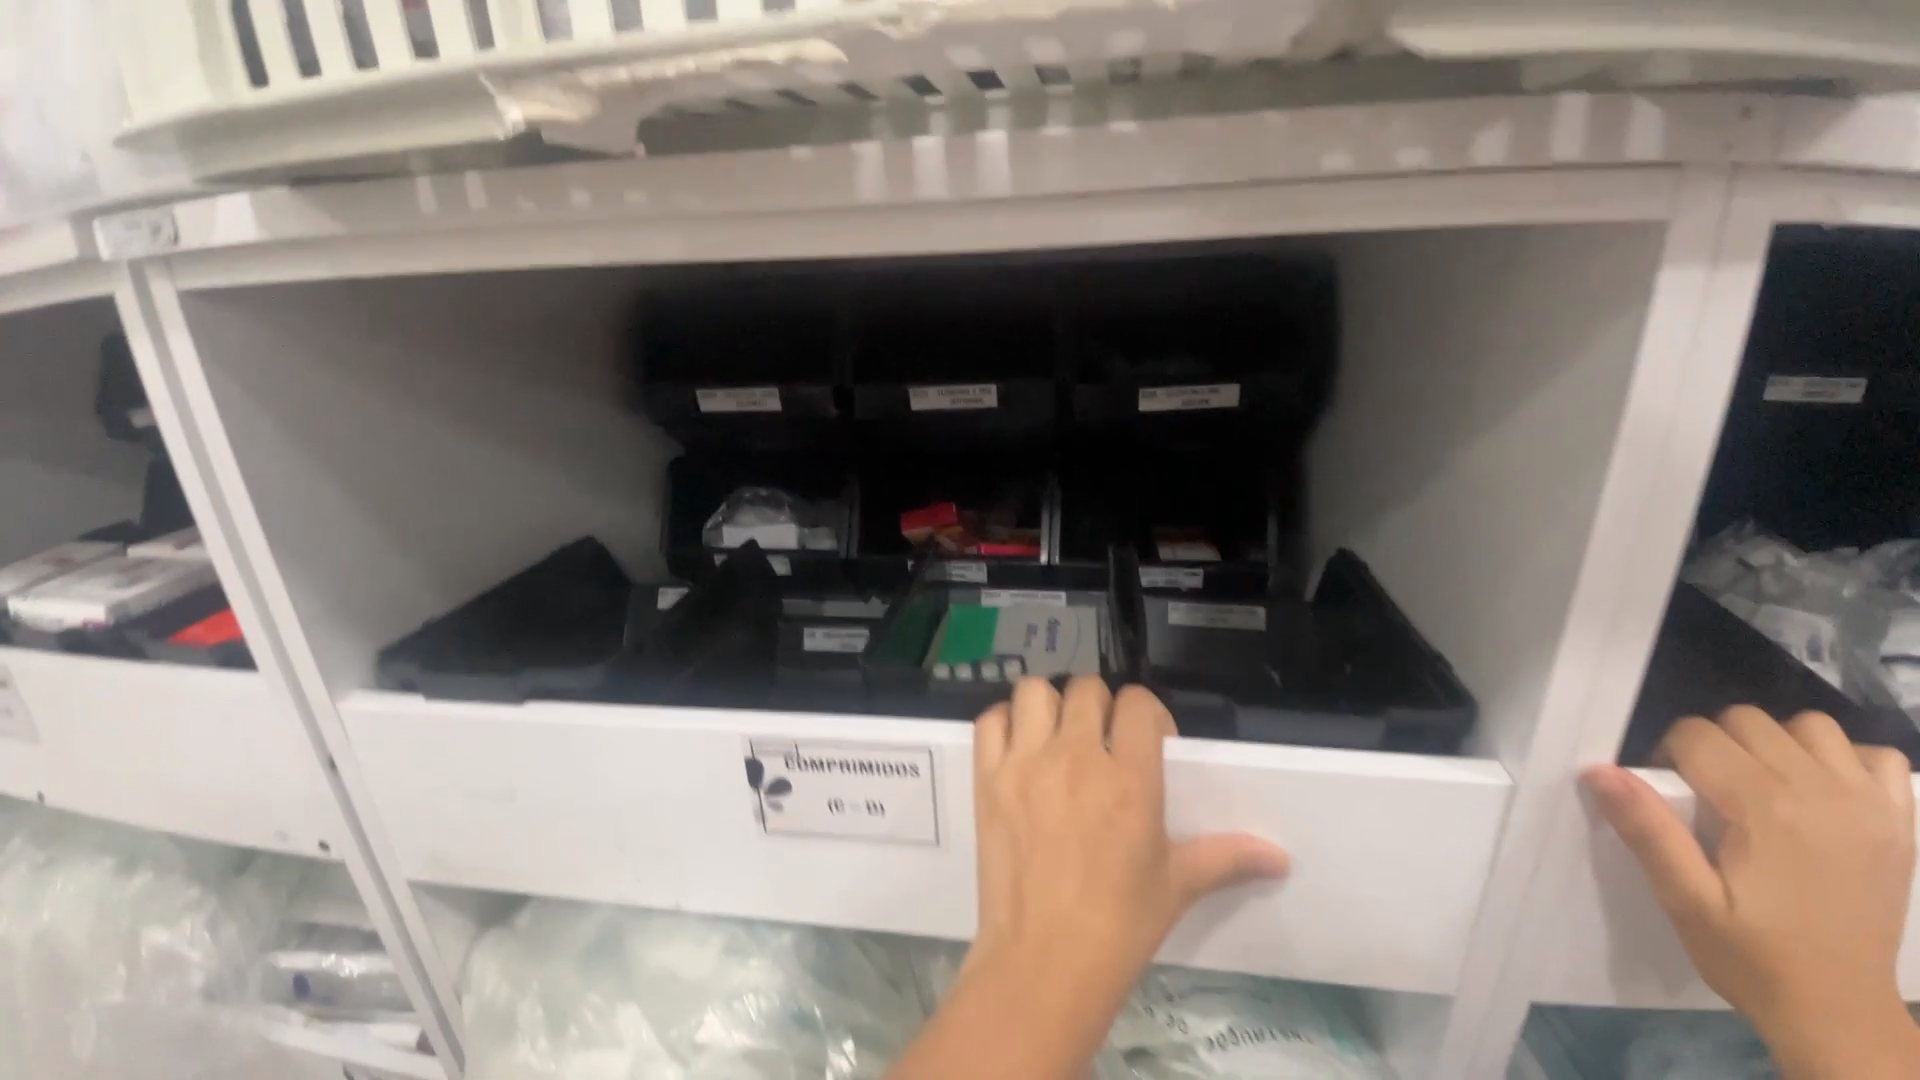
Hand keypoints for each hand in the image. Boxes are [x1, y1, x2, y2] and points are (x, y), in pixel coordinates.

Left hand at [968, 677, 1289, 991]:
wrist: (1044, 959)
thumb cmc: (1119, 924)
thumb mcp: (1176, 885)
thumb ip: (1225, 857)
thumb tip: (1279, 856)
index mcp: (1131, 778)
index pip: (1139, 703)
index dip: (1146, 714)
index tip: (1148, 741)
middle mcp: (1077, 757)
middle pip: (1087, 689)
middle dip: (1100, 708)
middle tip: (1101, 741)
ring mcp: (1026, 764)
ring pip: (1035, 692)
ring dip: (1049, 706)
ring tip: (1057, 738)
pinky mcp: (987, 779)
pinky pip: (990, 721)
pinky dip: (1003, 723)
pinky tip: (1018, 749)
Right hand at [1586, 707, 1918, 1076]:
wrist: (1838, 1010)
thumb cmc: (1749, 954)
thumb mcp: (1683, 898)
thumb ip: (1647, 829)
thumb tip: (1599, 770)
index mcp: (1765, 809)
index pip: (1696, 736)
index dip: (1666, 756)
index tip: (1667, 797)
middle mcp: (1824, 794)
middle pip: (1747, 722)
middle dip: (1712, 744)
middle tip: (1703, 792)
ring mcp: (1872, 807)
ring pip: (1809, 726)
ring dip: (1774, 742)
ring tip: (1757, 783)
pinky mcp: (1900, 823)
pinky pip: (1877, 756)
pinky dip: (1843, 758)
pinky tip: (1819, 789)